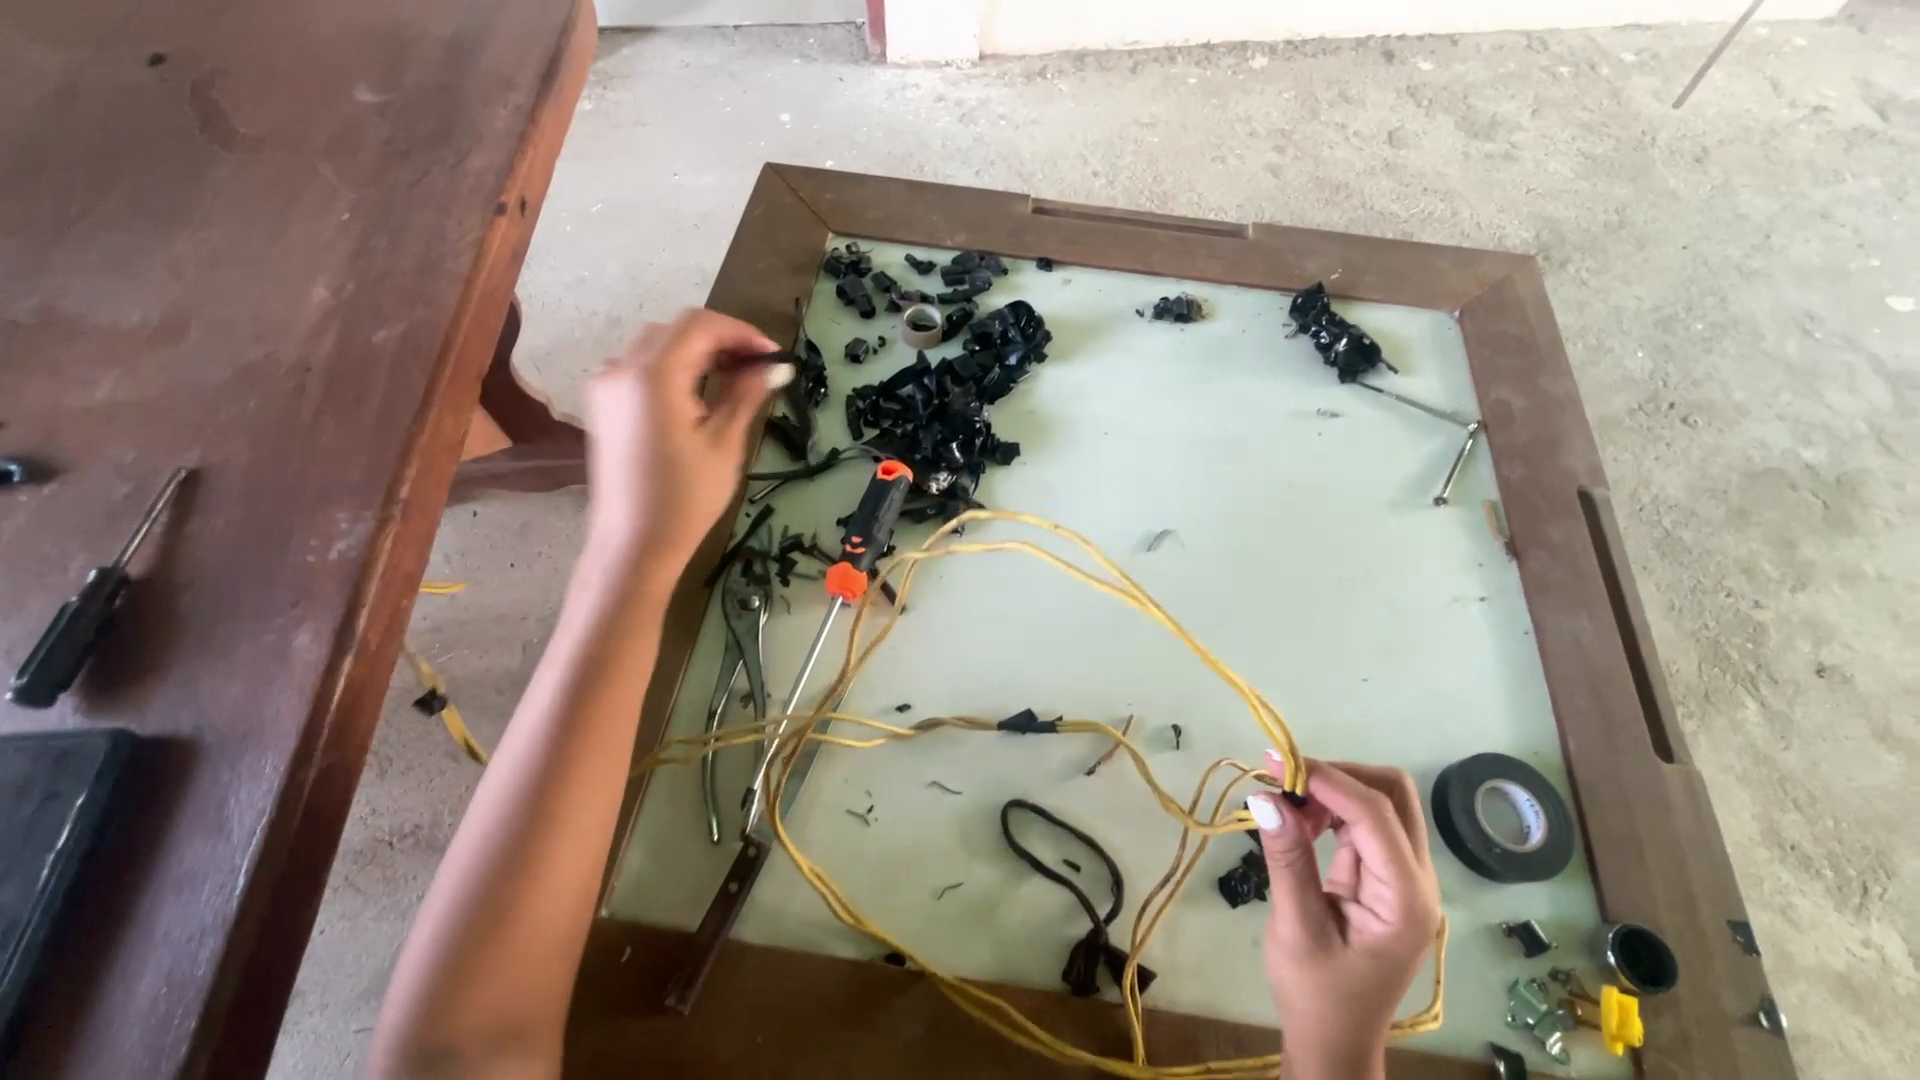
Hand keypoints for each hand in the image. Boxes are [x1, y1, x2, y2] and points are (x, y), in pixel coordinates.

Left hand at [583, 309, 790, 568]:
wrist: (634, 543)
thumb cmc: (686, 498)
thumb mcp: (725, 443)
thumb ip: (747, 393)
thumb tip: (775, 366)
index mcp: (653, 374)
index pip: (701, 325)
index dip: (742, 332)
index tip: (773, 355)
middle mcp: (622, 368)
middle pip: (677, 329)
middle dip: (721, 339)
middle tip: (758, 367)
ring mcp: (607, 385)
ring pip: (658, 345)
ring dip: (698, 351)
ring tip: (734, 378)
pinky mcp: (604, 404)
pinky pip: (641, 367)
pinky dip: (673, 367)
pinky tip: (699, 392)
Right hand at [1246, 753, 1441, 1079]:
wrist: (1334, 1040)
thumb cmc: (1316, 993)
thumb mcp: (1296, 927)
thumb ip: (1287, 858)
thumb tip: (1264, 798)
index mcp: (1406, 897)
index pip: (1375, 813)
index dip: (1327, 778)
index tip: (1275, 764)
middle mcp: (1417, 879)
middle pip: (1393, 795)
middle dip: (1339, 775)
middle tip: (1282, 778)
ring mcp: (1404, 877)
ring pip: (1380, 804)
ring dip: (1332, 790)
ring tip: (1283, 799)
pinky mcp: (1384, 878)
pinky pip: (1364, 825)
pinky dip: (1330, 810)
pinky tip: (1298, 819)